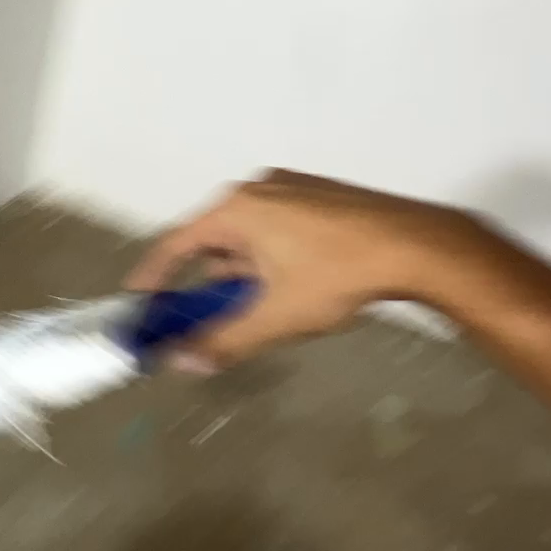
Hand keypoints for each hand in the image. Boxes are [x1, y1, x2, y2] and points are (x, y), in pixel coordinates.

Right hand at [123, 169, 508, 371]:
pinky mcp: (319, 194)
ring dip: (246, 273)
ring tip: (268, 309)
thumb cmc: (336, 276)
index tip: (138, 303)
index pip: (177, 244)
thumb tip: (182, 364)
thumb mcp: (276, 316)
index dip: (155, 277)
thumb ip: (224, 341)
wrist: (412, 244)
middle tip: (212, 321)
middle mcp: (259, 187)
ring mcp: (292, 186)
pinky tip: (298, 285)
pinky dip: (271, 257)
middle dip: (212, 284)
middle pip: (216, 241)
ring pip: (251, 236)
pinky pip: (277, 226)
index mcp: (237, 209)